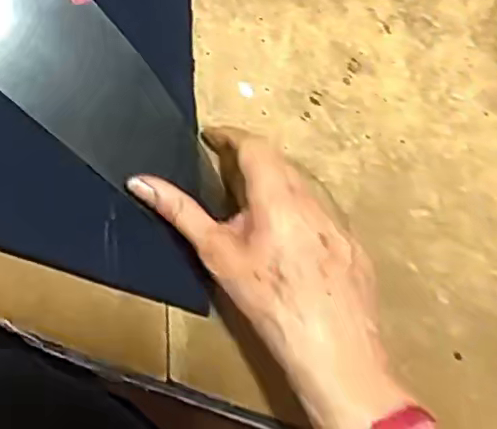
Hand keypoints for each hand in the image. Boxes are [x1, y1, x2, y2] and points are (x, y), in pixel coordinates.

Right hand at [129, 129, 415, 428]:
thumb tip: (139, 181)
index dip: (231, 136)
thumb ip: (178, 210)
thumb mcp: (214, 252)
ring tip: (249, 194)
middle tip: (222, 160)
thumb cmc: (270, 302)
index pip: (257, 148)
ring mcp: (341, 231)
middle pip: (283, 163)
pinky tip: (285, 231)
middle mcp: (316, 209)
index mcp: (279, 202)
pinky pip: (325, 214)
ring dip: (276, 179)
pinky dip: (299, 206)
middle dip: (251, 156)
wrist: (336, 359)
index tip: (211, 137)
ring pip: (307, 187)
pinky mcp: (357, 252)